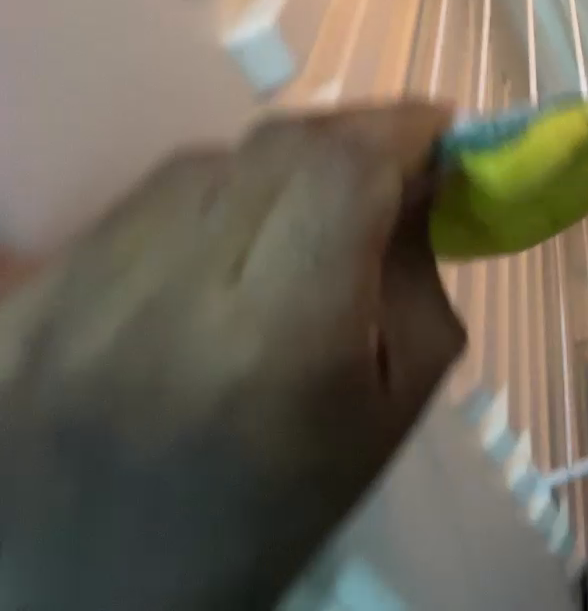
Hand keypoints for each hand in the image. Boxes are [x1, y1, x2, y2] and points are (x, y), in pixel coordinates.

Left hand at [0, 103, 464, 610]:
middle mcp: (162, 309)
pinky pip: (129, 210)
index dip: (402, 126)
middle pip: (273, 150)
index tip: (442, 126)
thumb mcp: (405, 384)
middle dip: (354, 133)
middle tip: (393, 153)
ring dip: (279, 163)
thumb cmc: (298, 490)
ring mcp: (65, 311)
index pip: (343, 171)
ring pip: (198, 166)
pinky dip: (204, 198)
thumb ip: (419, 265)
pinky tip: (229, 238)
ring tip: (312, 197)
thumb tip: (424, 175)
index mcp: (282, 340)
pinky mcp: (11, 317)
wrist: (115, 593)